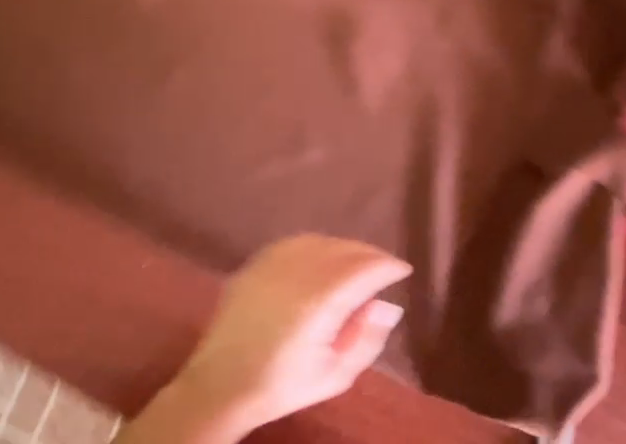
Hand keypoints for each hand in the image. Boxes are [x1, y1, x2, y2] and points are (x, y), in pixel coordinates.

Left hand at [172, 235, 410, 435]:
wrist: (222, 383)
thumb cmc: (283, 384)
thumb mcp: (335, 375)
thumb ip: (365, 339)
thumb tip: (386, 306)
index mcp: (319, 300)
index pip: (363, 268)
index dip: (387, 265)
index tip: (402, 271)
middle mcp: (296, 271)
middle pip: (342, 248)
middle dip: (368, 254)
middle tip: (384, 267)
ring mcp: (272, 262)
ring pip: (319, 240)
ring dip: (343, 247)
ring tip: (356, 262)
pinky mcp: (255, 263)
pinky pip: (294, 243)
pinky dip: (316, 246)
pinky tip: (322, 259)